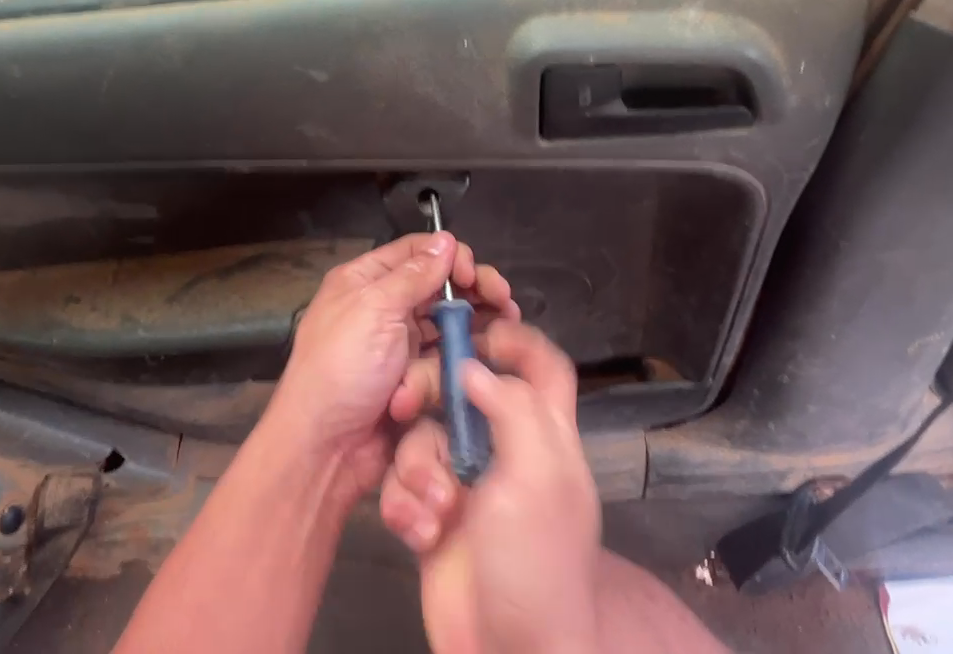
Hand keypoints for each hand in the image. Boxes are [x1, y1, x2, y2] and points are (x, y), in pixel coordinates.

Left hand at [262, 232, 517, 503]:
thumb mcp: (374, 310)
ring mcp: (400, 343)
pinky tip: (489, 353)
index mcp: (365, 281)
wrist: (325, 447)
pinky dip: (462, 356)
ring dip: (474, 324)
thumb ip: (413, 274)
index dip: (450, 256)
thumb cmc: (341, 370)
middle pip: (439, 286)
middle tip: (504, 300)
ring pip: (448, 322)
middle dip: (473, 290)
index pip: (416, 251)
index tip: (473, 275)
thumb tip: (446, 239)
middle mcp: (384, 307)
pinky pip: (446, 358)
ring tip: (506, 324)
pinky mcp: (415, 376)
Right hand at [380, 320, 601, 653]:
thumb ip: (513, 409)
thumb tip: (476, 365)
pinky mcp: (435, 511)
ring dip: (418, 468)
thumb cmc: (534, 561)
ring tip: (432, 509)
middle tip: (406, 402)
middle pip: (465, 389)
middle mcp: (506, 448)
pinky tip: (420, 531)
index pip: (544, 366)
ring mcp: (468, 480)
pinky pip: (407, 482)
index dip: (516, 340)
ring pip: (426, 435)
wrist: (506, 652)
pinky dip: (406, 503)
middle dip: (432, 394)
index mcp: (546, 434)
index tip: (474, 330)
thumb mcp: (537, 477)